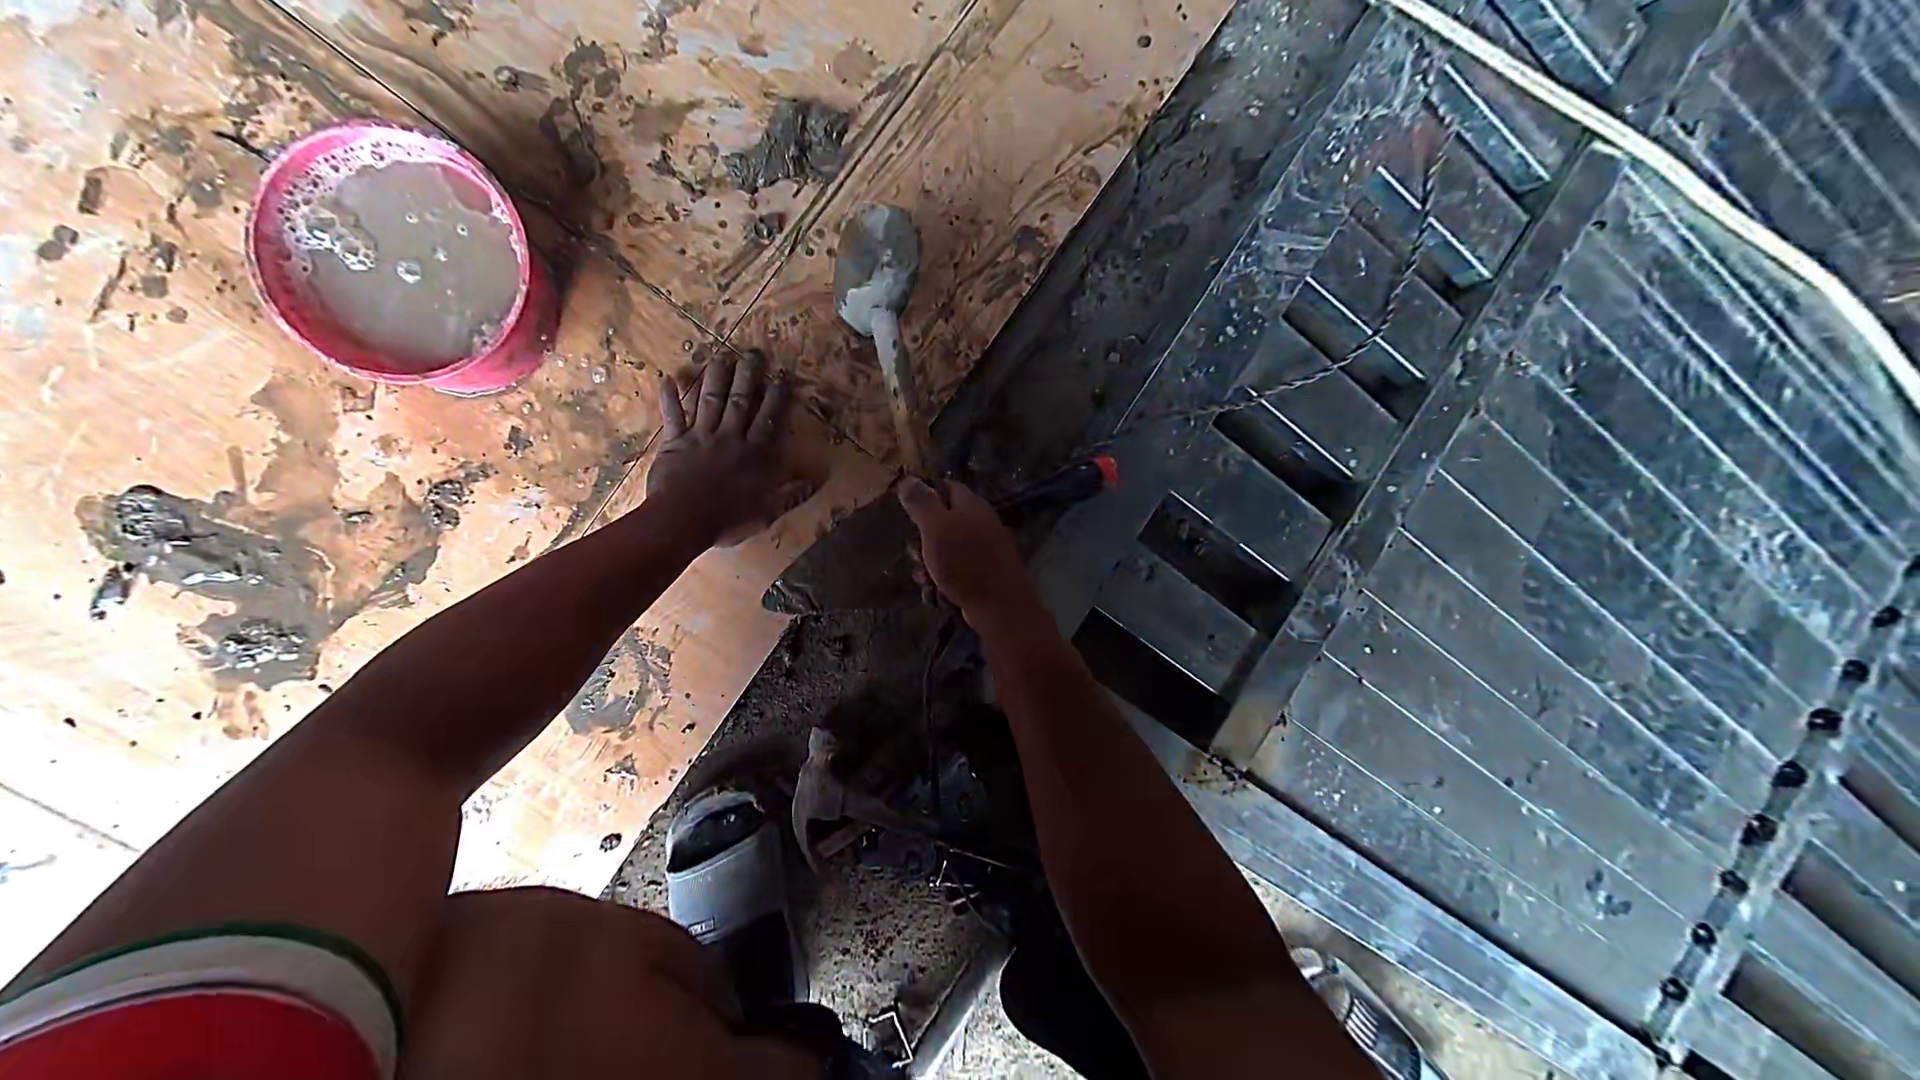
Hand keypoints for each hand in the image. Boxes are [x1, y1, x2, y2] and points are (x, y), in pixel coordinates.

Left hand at [647, 352, 814, 547]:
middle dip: (747, 376)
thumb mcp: (767, 512)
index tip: (782, 377)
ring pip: (710, 400)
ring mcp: (700, 437)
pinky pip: (673, 416)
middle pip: (740, 401)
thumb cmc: (727, 519)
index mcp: (754, 454)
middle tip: (752, 352)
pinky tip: (668, 378)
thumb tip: (819, 482)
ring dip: (715, 377)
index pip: (768, 419)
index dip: (776, 397)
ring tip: (721, 356)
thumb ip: (792, 495)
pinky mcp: (675, 442)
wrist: (682, 522)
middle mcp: (730, 438)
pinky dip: (670, 398)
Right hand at [897, 478, 1037, 616]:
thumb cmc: (965, 562)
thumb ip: (922, 502)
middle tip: (916, 555)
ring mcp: (983, 550)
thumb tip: (908, 478)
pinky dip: (941, 581)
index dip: (924, 494)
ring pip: (944, 550)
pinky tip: (936, 593)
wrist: (999, 606)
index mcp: (971, 506)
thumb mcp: (937, 528)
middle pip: (941, 522)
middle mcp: (980, 523)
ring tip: (925, 579)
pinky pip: (954, 571)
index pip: (945, 487)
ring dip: (928, 565)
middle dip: (922, 540)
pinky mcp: (982, 574)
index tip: (906, 510)